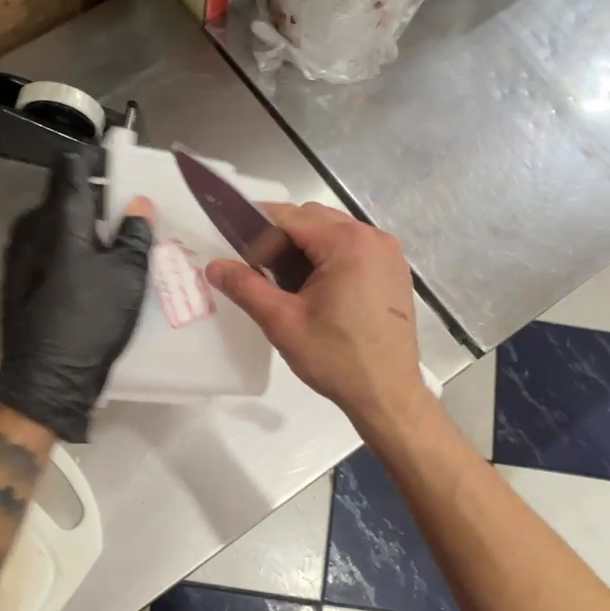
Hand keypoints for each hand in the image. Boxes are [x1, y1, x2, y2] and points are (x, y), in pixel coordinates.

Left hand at [0, 154, 153, 442]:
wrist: (43, 381)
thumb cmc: (90, 323)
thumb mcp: (127, 278)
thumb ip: (134, 235)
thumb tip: (138, 205)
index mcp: (58, 219)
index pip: (70, 167)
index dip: (94, 158)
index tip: (118, 161)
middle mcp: (30, 228)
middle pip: (63, 198)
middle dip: (94, 199)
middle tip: (128, 211)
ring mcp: (17, 256)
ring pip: (54, 226)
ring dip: (81, 228)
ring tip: (114, 244)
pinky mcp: (15, 282)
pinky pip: (46, 251)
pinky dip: (68, 251)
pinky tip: (90, 273)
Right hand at [207, 203, 426, 424]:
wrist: (388, 394)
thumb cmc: (336, 358)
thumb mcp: (283, 322)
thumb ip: (246, 287)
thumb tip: (214, 266)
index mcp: (347, 243)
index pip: (290, 216)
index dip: (257, 226)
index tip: (234, 246)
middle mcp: (373, 237)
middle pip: (314, 219)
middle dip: (283, 237)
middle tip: (259, 270)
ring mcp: (389, 254)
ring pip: (335, 233)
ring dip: (307, 247)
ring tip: (286, 283)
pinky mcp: (395, 272)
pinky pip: (355, 249)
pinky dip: (331, 258)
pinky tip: (317, 290)